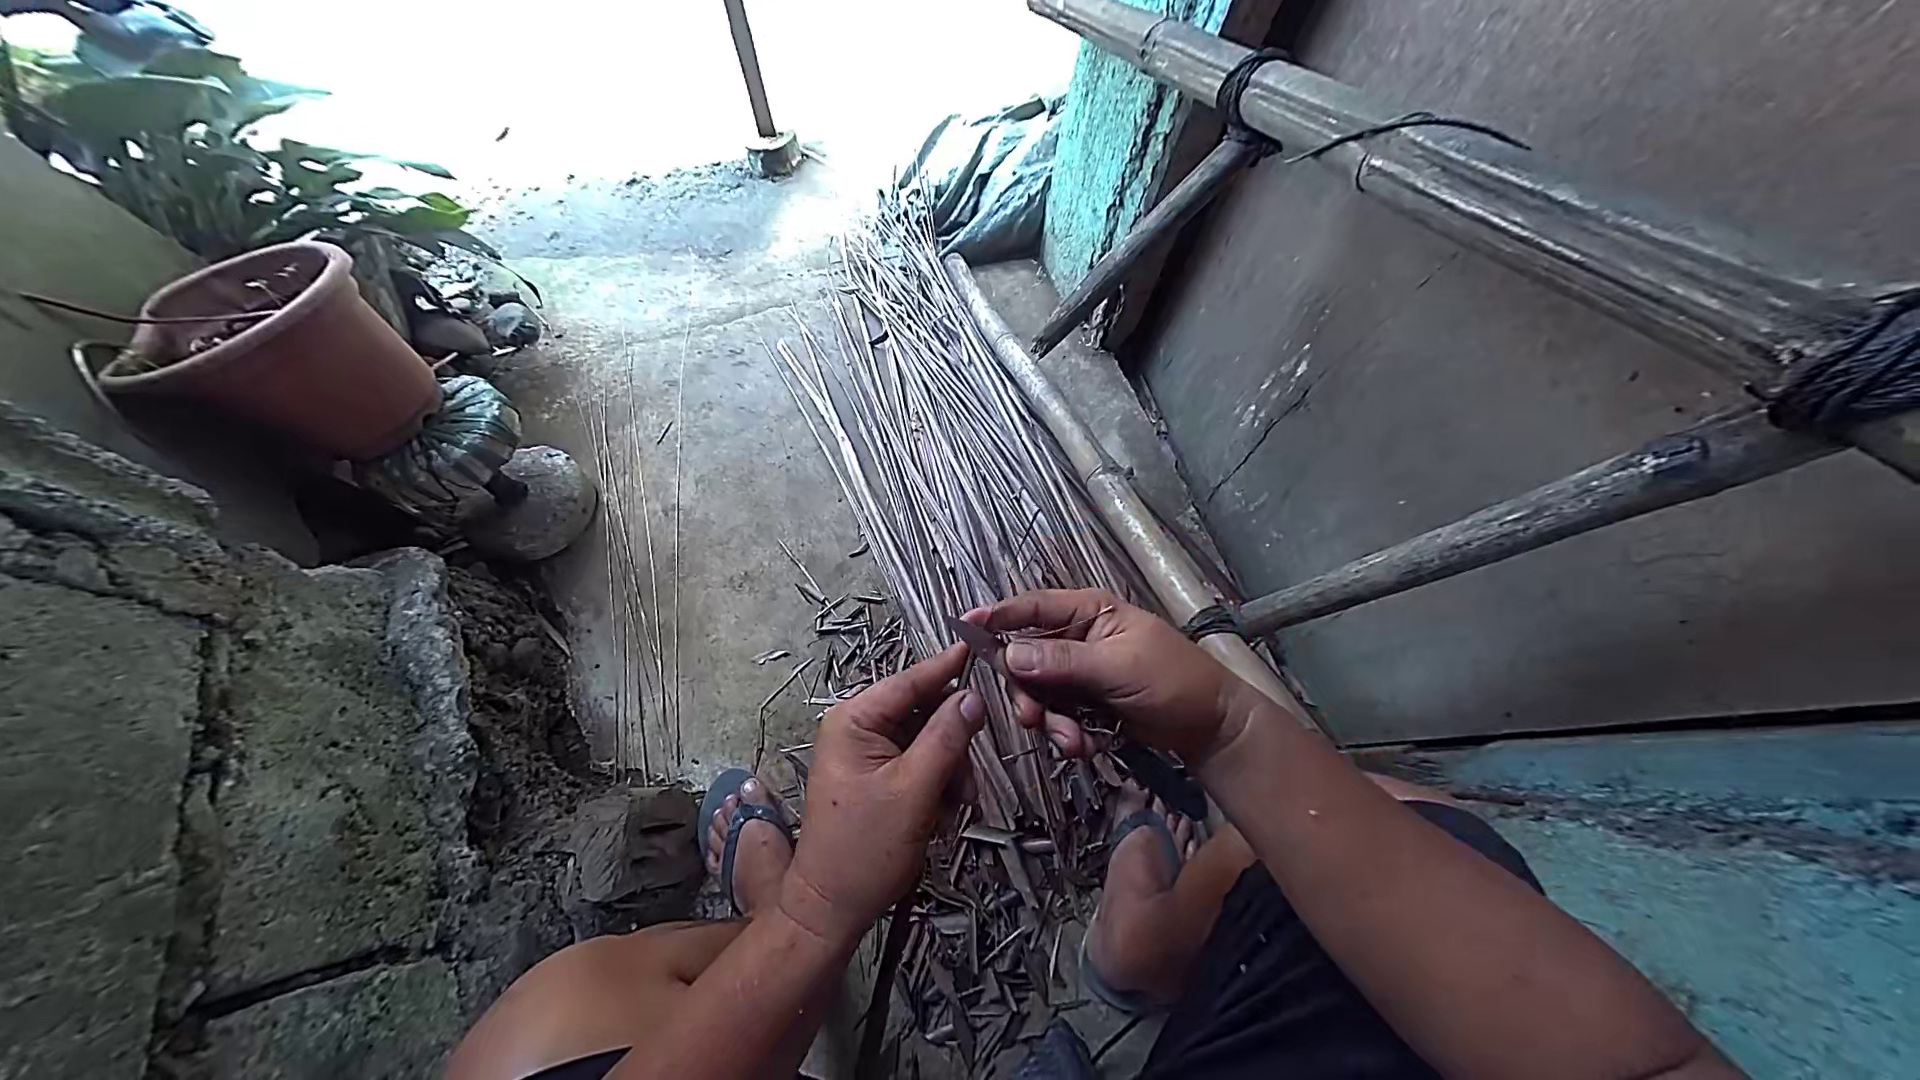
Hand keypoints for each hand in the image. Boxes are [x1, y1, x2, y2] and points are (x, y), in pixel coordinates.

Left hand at [779, 643, 984, 944]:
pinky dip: (939, 782)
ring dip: (950, 769)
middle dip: (952, 744)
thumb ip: (946, 738)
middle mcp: (859, 728)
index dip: (946, 666)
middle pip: (924, 712)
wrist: (832, 908)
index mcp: (855, 720)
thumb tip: (973, 697)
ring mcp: (868, 752)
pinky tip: (942, 811)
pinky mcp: (879, 775)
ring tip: (956, 805)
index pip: (908, 681)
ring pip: (929, 740)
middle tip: (969, 780)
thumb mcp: (914, 789)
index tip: (976, 645)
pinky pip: (921, 762)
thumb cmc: (865, 848)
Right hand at [971, 589, 1250, 763]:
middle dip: (1027, 691)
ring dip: (1048, 718)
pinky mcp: (1084, 703)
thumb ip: (1062, 662)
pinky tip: (1084, 746)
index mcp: (1088, 612)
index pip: (1033, 607)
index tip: (966, 628)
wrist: (1210, 729)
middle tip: (1033, 717)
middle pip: (1026, 656)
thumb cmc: (1174, 681)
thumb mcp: (1118, 666)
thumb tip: (1010, 654)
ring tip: (1072, 741)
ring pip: (1038, 691)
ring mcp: (1079, 672)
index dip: (999, 616)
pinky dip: (1063, 732)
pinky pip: (1055, 713)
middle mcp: (1077, 638)